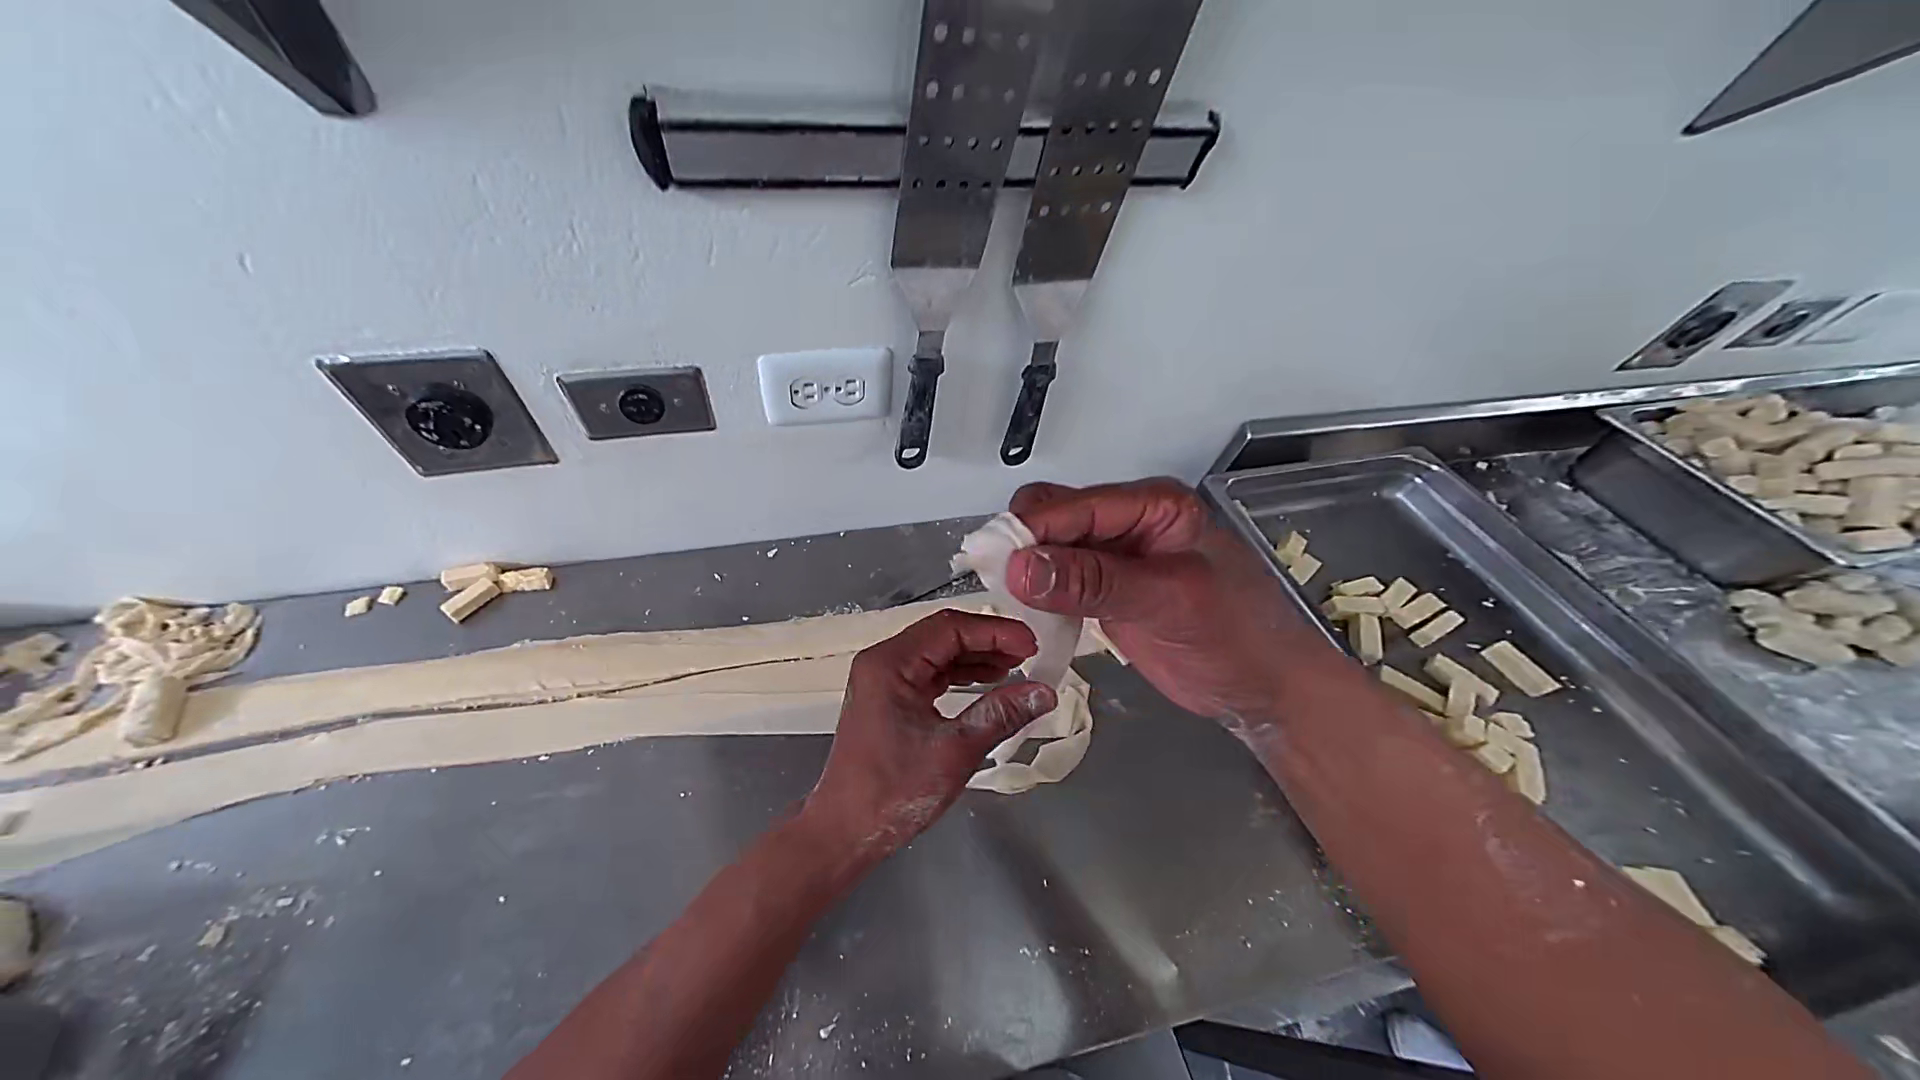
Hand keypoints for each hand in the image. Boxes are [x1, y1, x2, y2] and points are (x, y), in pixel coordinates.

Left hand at [804, 610, 1058, 856]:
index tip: (1032, 644)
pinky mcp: (889, 697)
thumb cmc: (893, 791)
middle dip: (988, 641)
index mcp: (890, 663)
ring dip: (977, 657)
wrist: (845, 829)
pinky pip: (930, 673)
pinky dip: (960, 674)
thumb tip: (1044, 692)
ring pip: (938, 652)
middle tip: (1030, 654)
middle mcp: (883, 662)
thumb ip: (1001, 714)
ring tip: (1017, 666)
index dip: (995, 632)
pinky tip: (989, 682)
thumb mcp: (955, 750)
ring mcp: (884, 679)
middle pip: (943, 635)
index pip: (950, 628)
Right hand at [1005, 478, 1328, 722]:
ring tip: (1007, 597)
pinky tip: (1028, 611)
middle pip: (1055, 516)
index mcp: (1154, 506)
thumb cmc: (1237, 638)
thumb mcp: (1167, 602)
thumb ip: (1094, 582)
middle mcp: (1130, 521)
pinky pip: (1059, 579)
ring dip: (1026, 568)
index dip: (1034, 529)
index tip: (997, 562)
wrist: (1264, 688)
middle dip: (1023, 543)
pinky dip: (1038, 591)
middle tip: (998, 581)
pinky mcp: (1106, 589)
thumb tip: (1021, 567)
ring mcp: (1116, 556)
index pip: (1076, 505)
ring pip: (1051, 547)